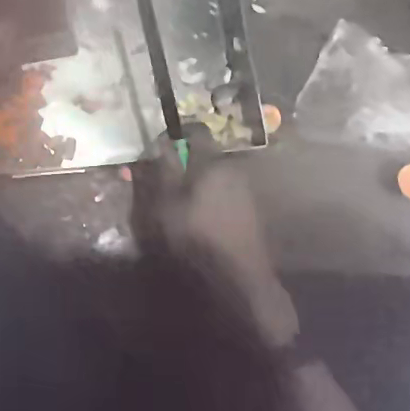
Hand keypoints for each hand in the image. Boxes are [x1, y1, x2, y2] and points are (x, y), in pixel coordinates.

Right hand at [136, 149, 298, 348]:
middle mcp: (234, 168)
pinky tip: (200, 217)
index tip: (159, 147)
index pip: (196, 131)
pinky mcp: (252, 211)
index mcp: (212, 162)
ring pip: (216, 175)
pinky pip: (226, 193)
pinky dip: (211, 198)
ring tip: (179, 202)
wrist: (240, 279)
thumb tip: (157, 143)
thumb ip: (160, 172)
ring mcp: (246, 190)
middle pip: (206, 154)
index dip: (177, 134)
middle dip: (185, 161)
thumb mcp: (165, 205)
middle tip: (164, 179)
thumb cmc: (196, 238)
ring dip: (198, 181)